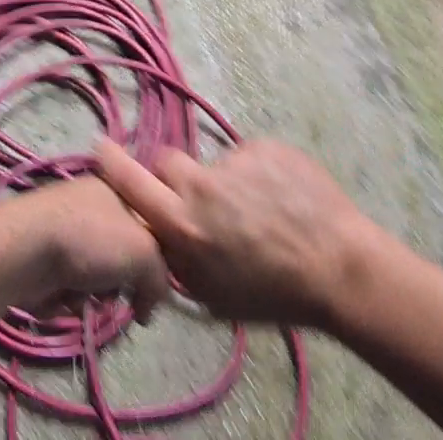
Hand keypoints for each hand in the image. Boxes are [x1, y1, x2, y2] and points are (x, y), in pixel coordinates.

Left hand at [0, 176, 170, 321]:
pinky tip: (63, 298)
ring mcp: (63, 233)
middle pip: (122, 255)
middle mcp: (89, 207)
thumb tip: (148, 307)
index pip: (148, 223)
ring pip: (96, 277)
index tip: (156, 284)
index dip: (157, 257)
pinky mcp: (42, 260)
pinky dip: (69, 299)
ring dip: (95, 295)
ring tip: (85, 296)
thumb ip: (160, 277)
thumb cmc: (89, 239)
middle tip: (118, 293)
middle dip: (121, 281)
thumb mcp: (144, 252)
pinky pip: (69, 288)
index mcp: (115, 190)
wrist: (22, 250)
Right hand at [93, 137, 387, 327]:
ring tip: (260, 211)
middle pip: (167, 162)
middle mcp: (202, 184)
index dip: (109, 162)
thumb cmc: (274, 294)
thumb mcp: (214, 295)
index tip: (99, 147)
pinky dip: (258, 176)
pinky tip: (282, 200)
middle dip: (174, 177)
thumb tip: (163, 240)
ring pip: (215, 164)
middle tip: (200, 201)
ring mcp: (235, 160)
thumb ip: (179, 261)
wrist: (342, 269)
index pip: (129, 181)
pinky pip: (248, 158)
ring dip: (225, 183)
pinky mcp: (266, 147)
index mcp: (183, 223)